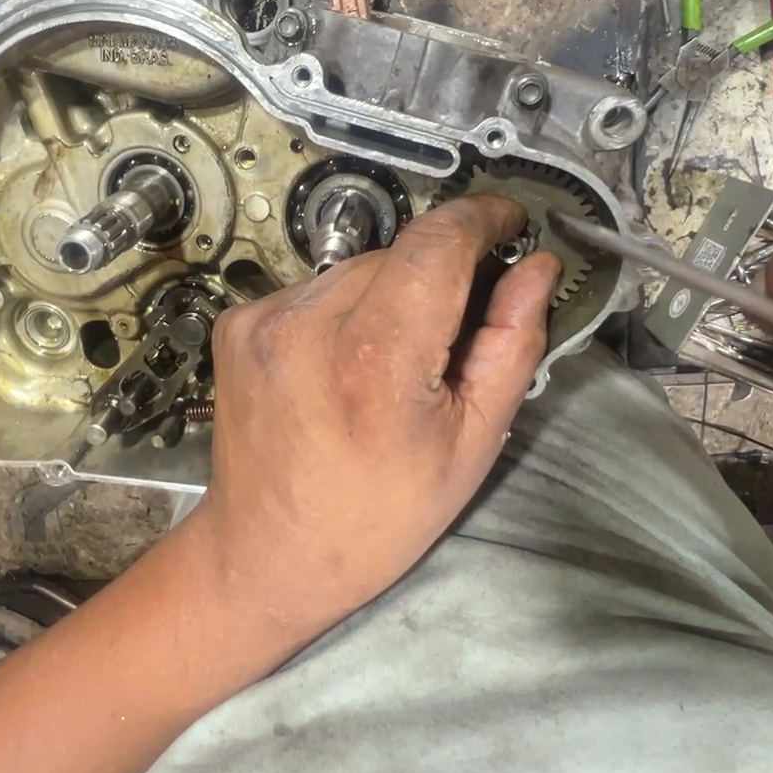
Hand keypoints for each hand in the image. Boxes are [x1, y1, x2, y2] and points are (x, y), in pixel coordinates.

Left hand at [182, 195, 559, 632]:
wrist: (265, 553)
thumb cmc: (378, 516)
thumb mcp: (470, 444)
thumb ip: (510, 345)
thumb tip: (535, 269)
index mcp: (376, 355)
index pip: (438, 242)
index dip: (483, 220)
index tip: (511, 225)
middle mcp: (308, 321)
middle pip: (399, 254)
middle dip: (439, 276)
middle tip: (453, 332)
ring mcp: (262, 318)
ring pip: (356, 269)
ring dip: (389, 294)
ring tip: (389, 363)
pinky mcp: (237, 322)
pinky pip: (313, 291)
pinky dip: (342, 311)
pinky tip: (341, 365)